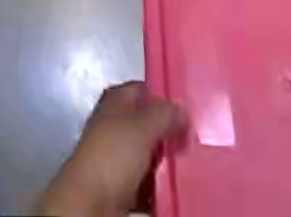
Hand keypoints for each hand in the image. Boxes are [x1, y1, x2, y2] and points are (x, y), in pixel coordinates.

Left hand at [38, 82, 184, 216]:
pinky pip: (150, 181)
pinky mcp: (124, 183)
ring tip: (197, 168)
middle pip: (149, 124)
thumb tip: (181, 107)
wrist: (91, 201)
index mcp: (115, 103)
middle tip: (199, 143)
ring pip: (151, 154)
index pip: (142, 90)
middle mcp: (115, 125)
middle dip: (171, 133)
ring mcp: (118, 155)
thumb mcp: (140, 128)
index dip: (164, 96)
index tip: (191, 110)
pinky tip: (182, 190)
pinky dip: (163, 186)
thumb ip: (161, 115)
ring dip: (170, 162)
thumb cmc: (113, 156)